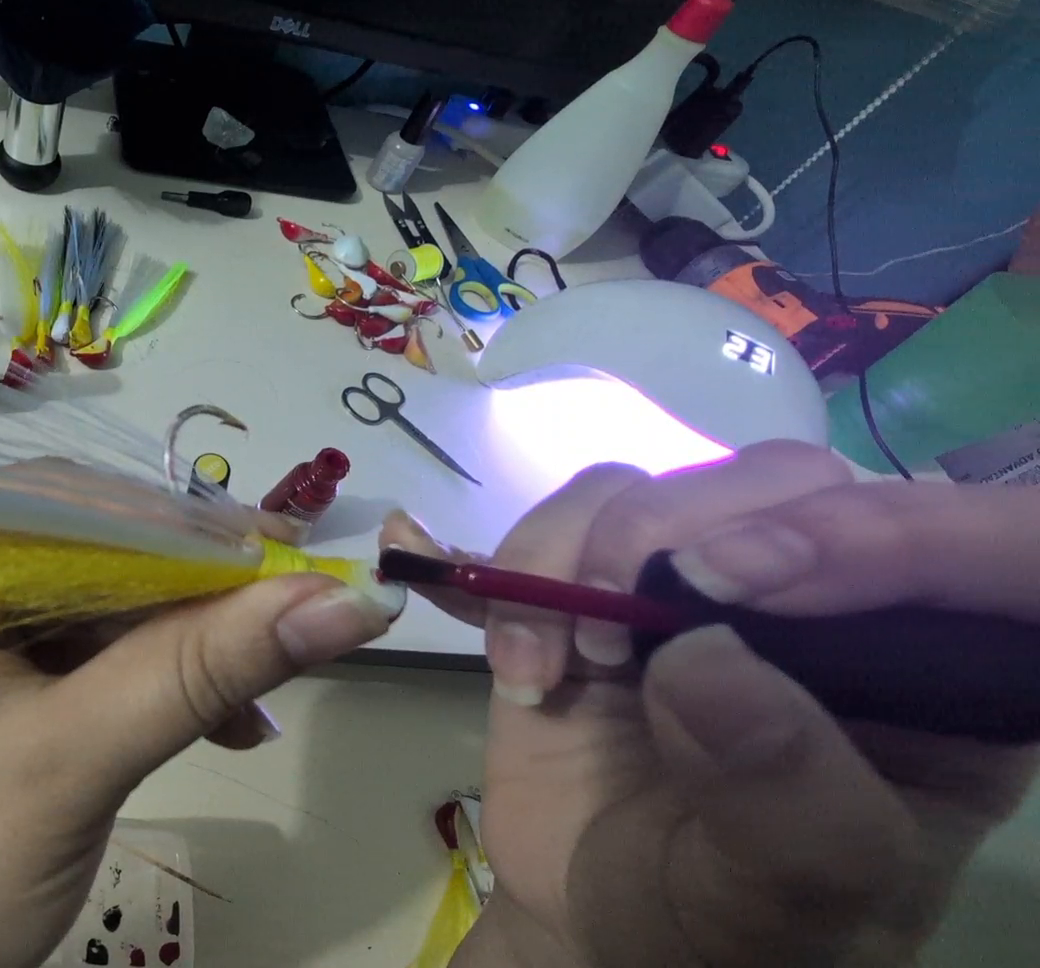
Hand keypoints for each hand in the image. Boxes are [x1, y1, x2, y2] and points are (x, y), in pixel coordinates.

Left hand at [0, 520, 398, 967]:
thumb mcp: (71, 762)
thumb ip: (200, 669)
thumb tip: (349, 598)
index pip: (46, 504)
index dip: (164, 520)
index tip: (271, 546)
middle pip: (76, 545)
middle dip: (183, 589)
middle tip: (285, 606)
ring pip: (92, 595)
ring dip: (182, 639)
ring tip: (254, 697)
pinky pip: (83, 643)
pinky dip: (153, 673)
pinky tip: (220, 719)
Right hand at [412, 442, 1039, 967]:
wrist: (593, 920)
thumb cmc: (720, 931)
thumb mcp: (786, 904)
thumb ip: (786, 804)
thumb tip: (707, 654)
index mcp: (926, 678)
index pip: (975, 551)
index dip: (877, 529)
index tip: (736, 579)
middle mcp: (810, 606)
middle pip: (764, 483)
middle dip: (663, 535)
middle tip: (607, 637)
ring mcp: (681, 590)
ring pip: (628, 490)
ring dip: (553, 562)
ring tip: (532, 669)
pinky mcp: (582, 591)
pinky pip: (535, 531)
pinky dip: (481, 553)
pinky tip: (430, 567)